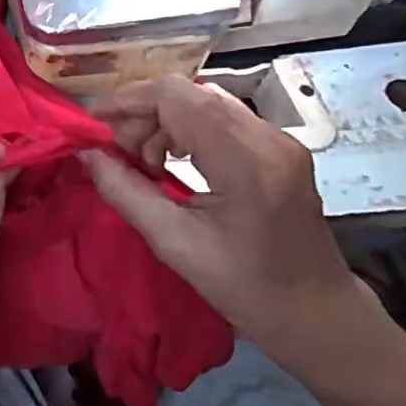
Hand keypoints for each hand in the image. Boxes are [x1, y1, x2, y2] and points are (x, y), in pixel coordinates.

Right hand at [83, 76, 383, 361]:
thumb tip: (87, 154)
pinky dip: (188, 129)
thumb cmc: (247, 291)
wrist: (318, 313)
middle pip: (189, 92)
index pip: (177, 97)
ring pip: (204, 101)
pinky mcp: (279, 145)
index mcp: (246, 161)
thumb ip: (126, 192)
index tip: (95, 125)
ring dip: (164, 121)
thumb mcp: (176, 245)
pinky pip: (222, 118)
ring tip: (143, 162)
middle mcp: (267, 136)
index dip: (129, 101)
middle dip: (143, 113)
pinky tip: (172, 161)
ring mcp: (278, 137)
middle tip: (115, 151)